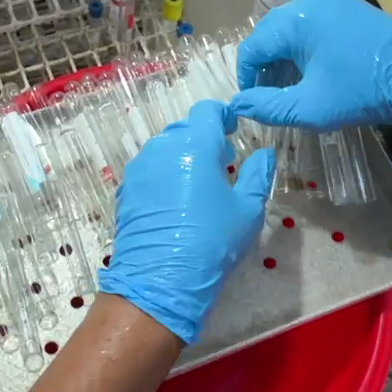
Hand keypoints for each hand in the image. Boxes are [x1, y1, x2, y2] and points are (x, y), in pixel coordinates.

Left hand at [97, 100, 274, 344]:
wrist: (159, 280)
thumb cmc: (212, 241)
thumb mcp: (247, 210)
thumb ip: (258, 175)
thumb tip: (265, 154)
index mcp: (194, 145)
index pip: (206, 111)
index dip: (222, 115)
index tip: (233, 128)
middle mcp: (162, 148)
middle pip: (184, 129)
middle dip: (203, 138)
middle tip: (221, 160)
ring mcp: (139, 170)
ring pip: (163, 150)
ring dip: (182, 157)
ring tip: (198, 182)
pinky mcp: (126, 191)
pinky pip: (148, 171)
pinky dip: (164, 176)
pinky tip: (175, 201)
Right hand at [230, 0, 391, 161]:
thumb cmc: (362, 93)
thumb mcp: (308, 107)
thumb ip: (267, 106)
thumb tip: (237, 106)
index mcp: (298, 20)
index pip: (253, 46)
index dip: (246, 78)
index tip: (252, 102)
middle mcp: (312, 0)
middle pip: (270, 33)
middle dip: (264, 66)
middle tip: (268, 96)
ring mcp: (333, 1)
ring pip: (290, 28)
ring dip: (283, 57)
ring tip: (289, 88)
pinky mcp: (349, 8)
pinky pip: (311, 25)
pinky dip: (303, 48)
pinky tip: (311, 72)